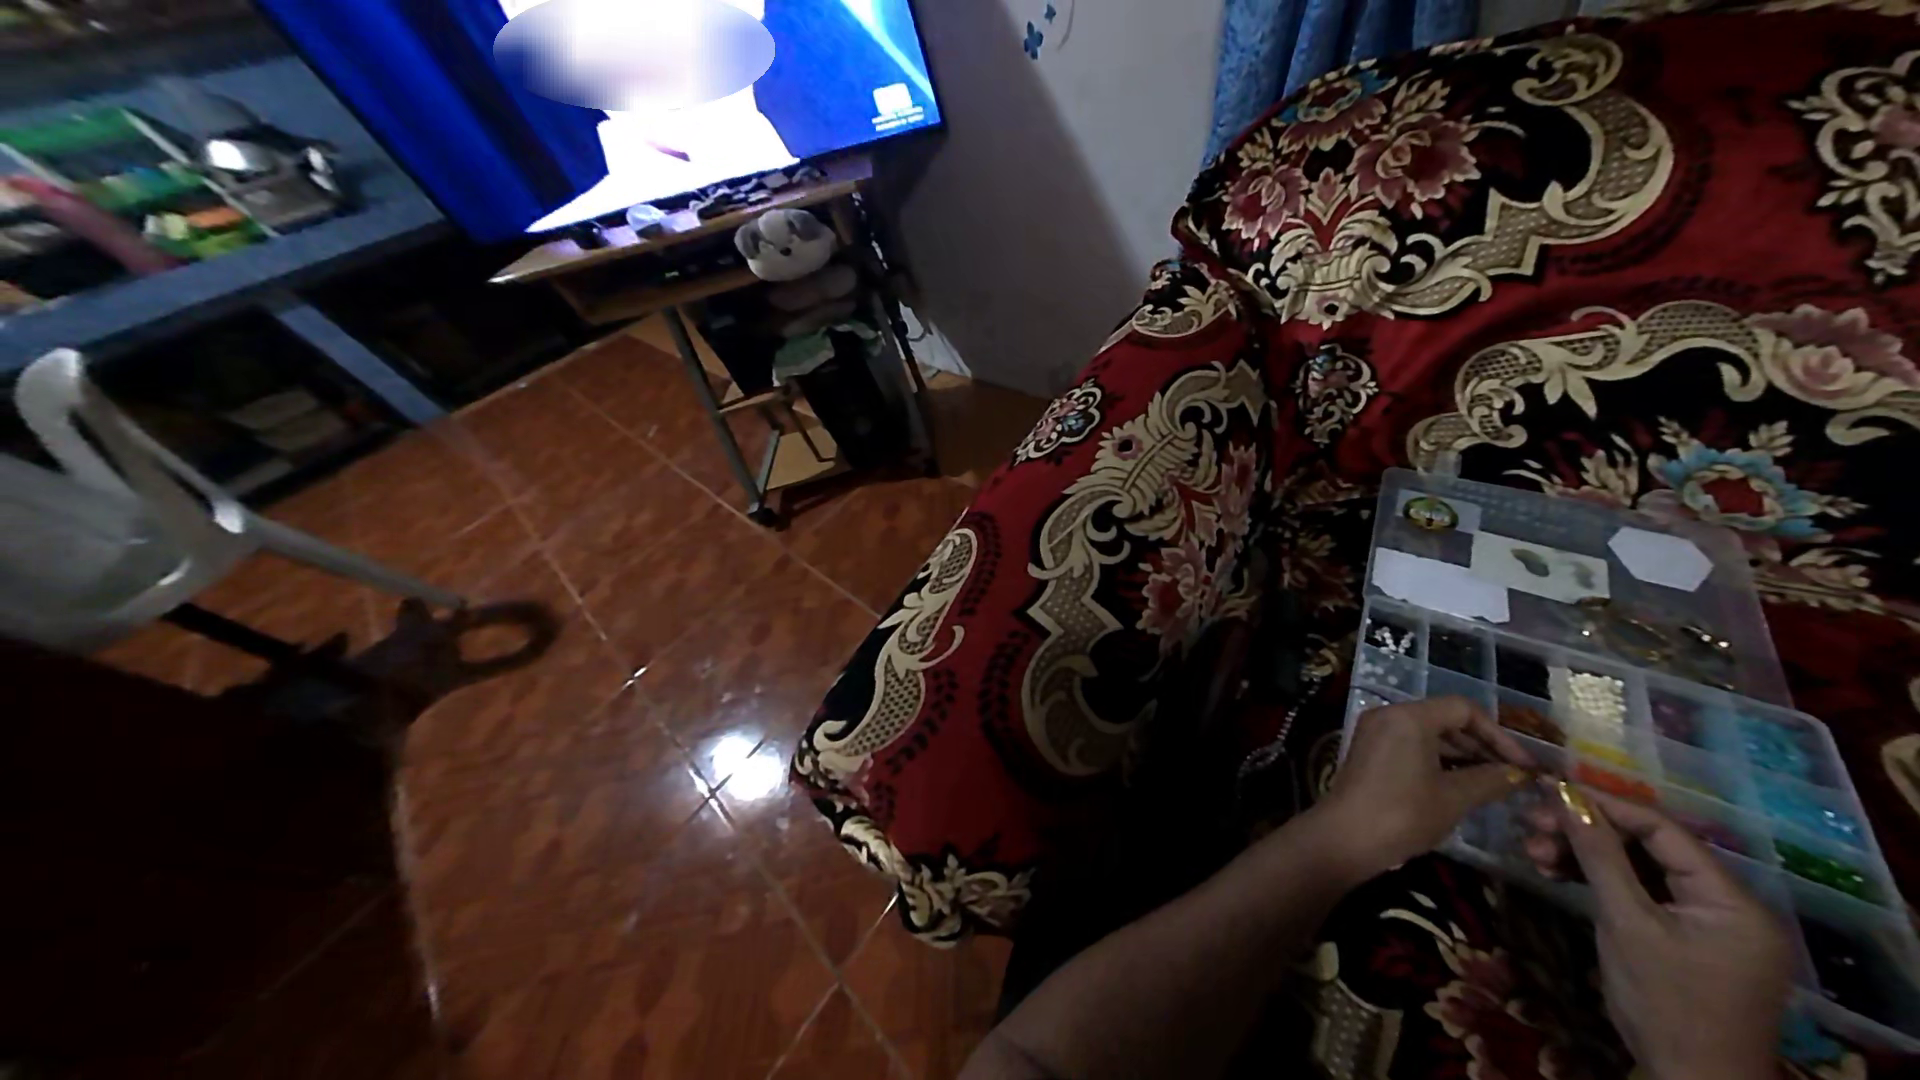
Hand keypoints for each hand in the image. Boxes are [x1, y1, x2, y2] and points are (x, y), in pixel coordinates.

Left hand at [1313, 697, 1535, 879]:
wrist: (1348, 834)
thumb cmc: (1404, 811)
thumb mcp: (1455, 796)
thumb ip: (1491, 779)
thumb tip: (1521, 774)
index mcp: (1408, 716)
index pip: (1463, 710)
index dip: (1499, 735)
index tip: (1524, 764)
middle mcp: (1388, 715)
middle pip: (1445, 718)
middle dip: (1481, 745)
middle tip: (1513, 775)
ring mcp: (1375, 731)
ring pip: (1429, 733)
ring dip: (1462, 754)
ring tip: (1495, 782)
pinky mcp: (1370, 750)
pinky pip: (1411, 744)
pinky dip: (1438, 759)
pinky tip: (1463, 783)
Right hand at [1555, 787, 1790, 1079]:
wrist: (1689, 1076)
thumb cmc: (1665, 998)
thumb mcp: (1626, 921)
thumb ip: (1599, 856)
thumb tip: (1566, 796)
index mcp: (1731, 900)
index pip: (1665, 831)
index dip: (1605, 806)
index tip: (1550, 790)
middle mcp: (1725, 903)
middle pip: (1646, 846)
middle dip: (1584, 831)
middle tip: (1530, 822)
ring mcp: (1702, 920)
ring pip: (1634, 866)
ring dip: (1581, 854)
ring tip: (1533, 850)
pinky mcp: (1679, 933)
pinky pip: (1635, 891)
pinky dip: (1593, 878)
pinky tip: (1553, 870)